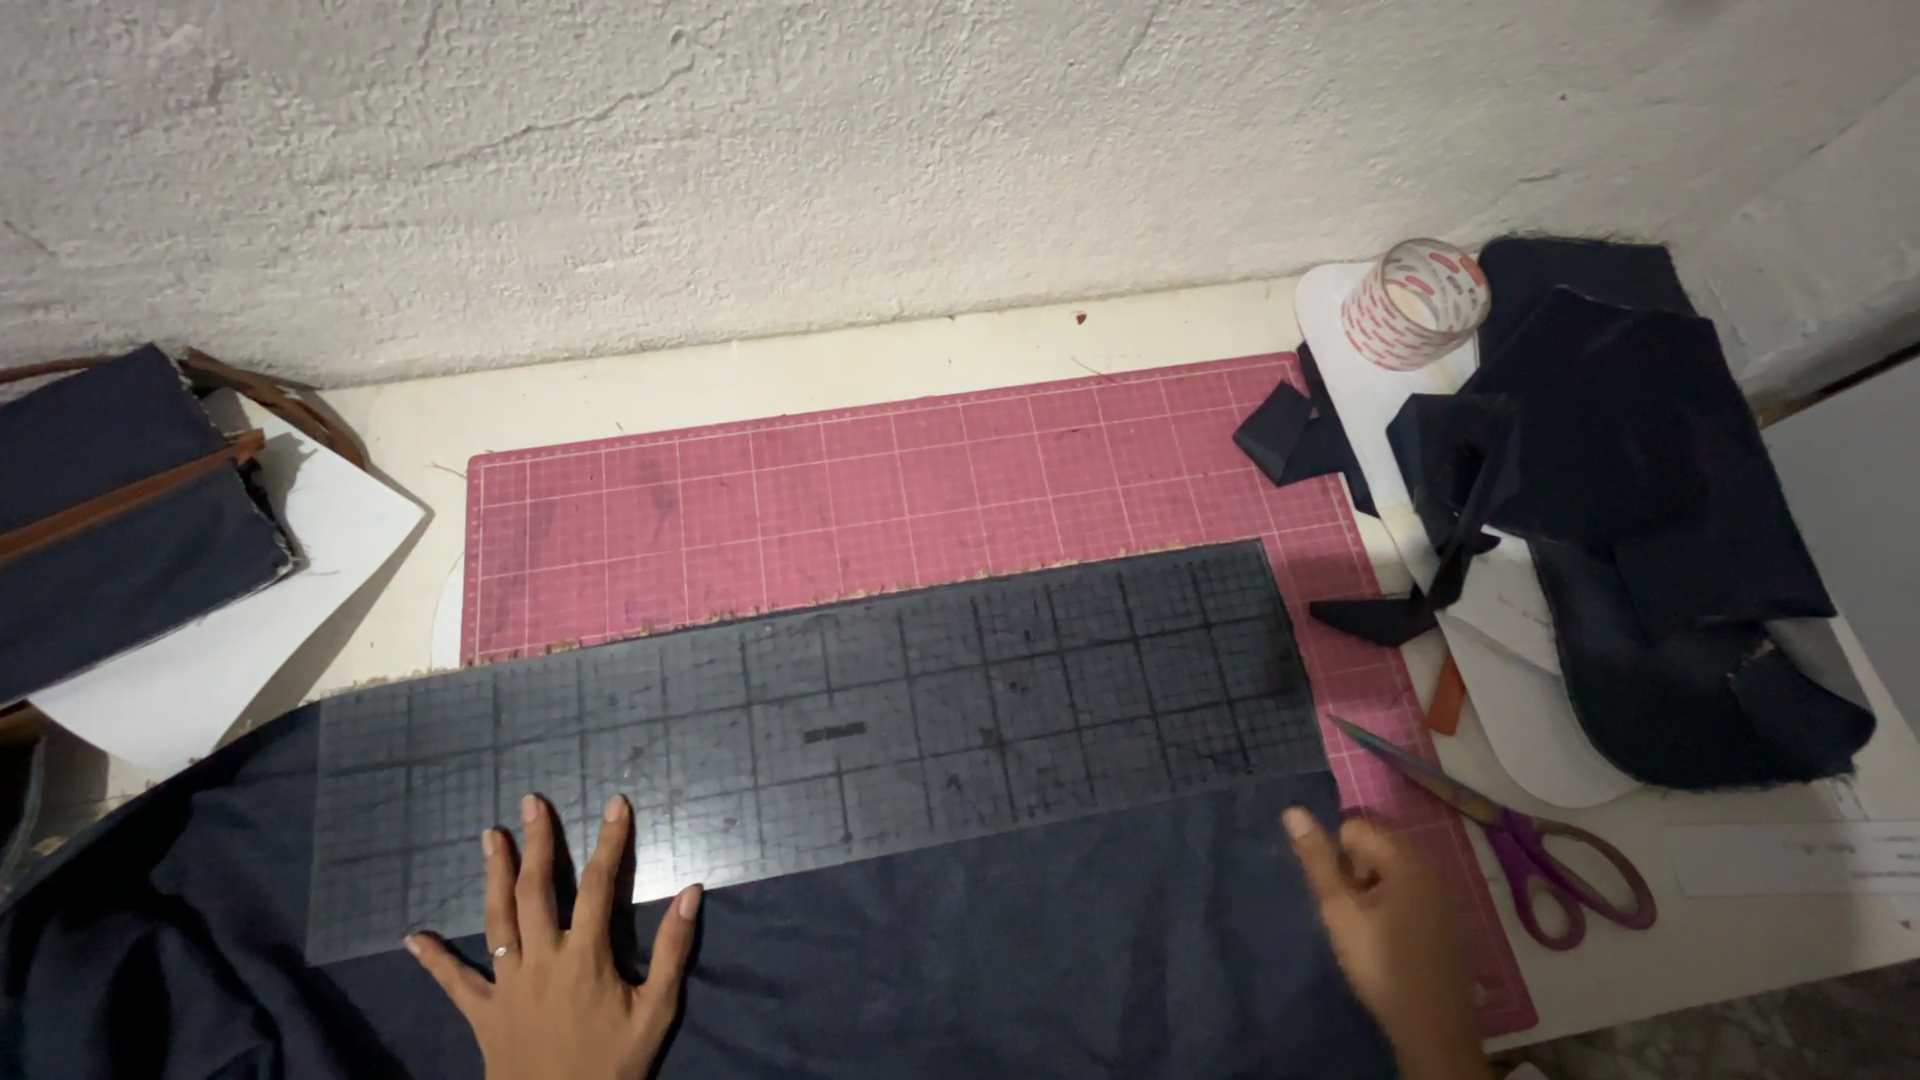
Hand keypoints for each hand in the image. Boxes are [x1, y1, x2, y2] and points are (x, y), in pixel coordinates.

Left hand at [407, 793, 704, 1079]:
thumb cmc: (614, 1064)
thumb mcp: (657, 1010)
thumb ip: (673, 949)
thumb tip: (692, 891)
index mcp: (585, 956)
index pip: (601, 884)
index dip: (610, 841)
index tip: (615, 805)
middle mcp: (542, 960)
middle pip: (537, 890)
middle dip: (538, 842)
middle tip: (532, 803)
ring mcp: (506, 985)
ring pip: (497, 920)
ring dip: (494, 875)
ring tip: (491, 836)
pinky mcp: (482, 1014)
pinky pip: (454, 983)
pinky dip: (434, 960)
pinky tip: (413, 937)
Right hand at [1283, 808, 1490, 1079]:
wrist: (1433, 1029)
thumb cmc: (1380, 963)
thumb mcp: (1338, 909)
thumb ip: (1316, 858)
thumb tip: (1292, 809)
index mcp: (1406, 859)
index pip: (1355, 826)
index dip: (1339, 857)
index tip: (1343, 895)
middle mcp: (1431, 867)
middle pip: (1376, 844)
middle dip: (1356, 870)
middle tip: (1353, 912)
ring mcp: (1445, 894)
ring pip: (1391, 868)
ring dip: (1373, 888)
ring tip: (1369, 927)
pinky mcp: (1449, 917)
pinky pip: (1410, 889)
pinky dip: (1394, 903)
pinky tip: (1391, 939)